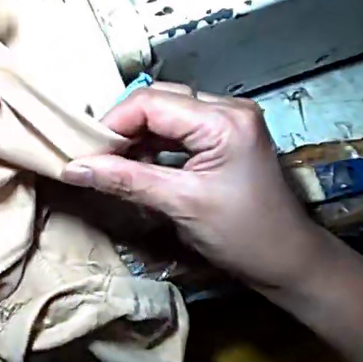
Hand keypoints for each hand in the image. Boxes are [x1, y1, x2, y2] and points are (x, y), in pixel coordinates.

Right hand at [59, 85, 337, 292]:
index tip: (86, 152)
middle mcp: (229, 108)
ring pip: (169, 111)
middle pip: (159, 100)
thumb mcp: (179, 205)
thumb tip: (74, 168)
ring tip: (113, 160)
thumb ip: (125, 180)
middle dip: (124, 125)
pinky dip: (157, 141)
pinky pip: (182, 127)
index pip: (151, 102)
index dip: (114, 123)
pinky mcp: (228, 135)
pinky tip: (139, 161)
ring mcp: (231, 120)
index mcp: (223, 120)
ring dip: (139, 133)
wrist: (289, 261)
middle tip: (96, 155)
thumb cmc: (243, 236)